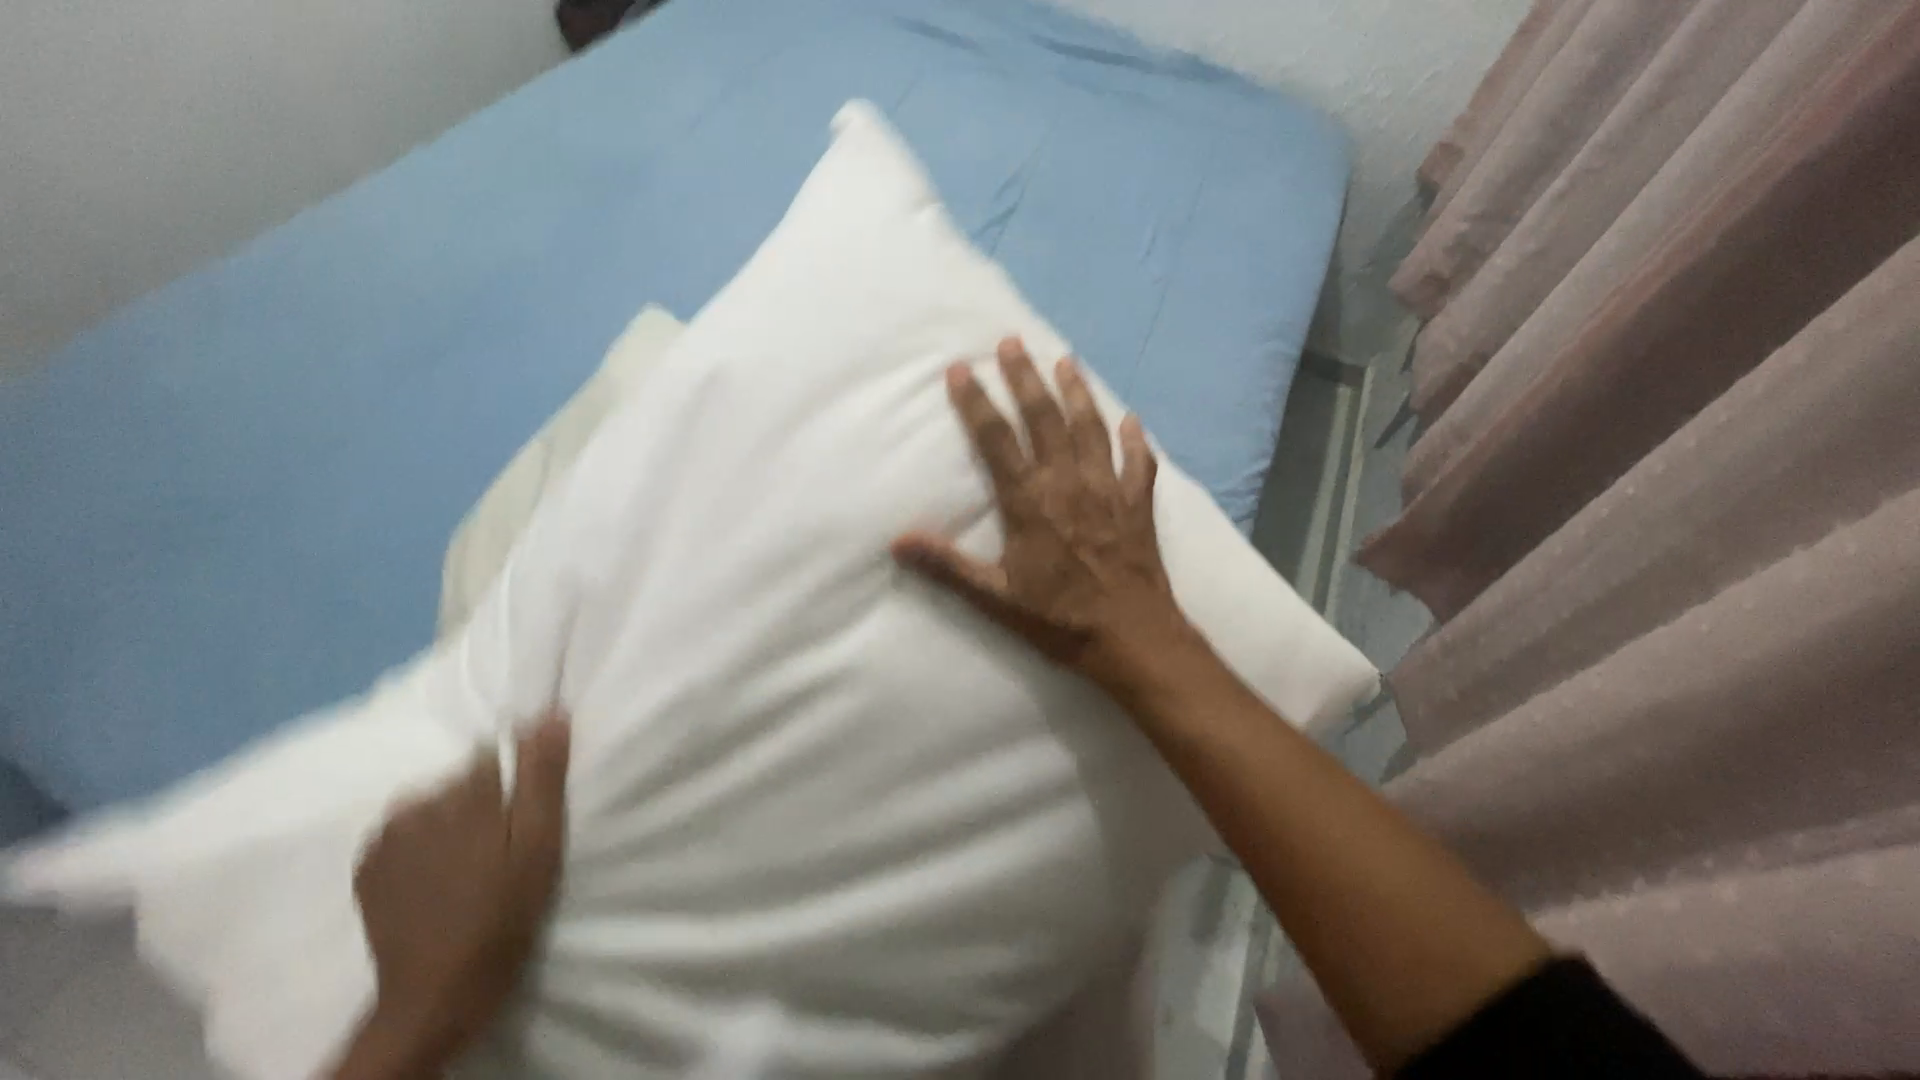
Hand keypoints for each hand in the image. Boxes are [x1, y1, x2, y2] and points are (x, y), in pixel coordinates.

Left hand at [333, 712, 571, 1078]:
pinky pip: (402, 833)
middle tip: (504, 844)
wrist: (436, 993)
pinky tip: (438, 877)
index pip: (495, 750)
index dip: (518, 775)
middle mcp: (418, 801)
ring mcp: (385, 834)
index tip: (527, 808)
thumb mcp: (541, 845)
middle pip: (462, 778)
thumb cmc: (504, 915)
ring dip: (451, 821)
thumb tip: (550, 712)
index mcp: (466, 791)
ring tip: (471, 864)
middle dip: (484, 799)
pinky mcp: (366, 865)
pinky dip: (422, 845)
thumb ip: (542, 776)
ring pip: (431, 804)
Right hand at [892, 337, 1197, 691]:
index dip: (976, 402)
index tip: (960, 368)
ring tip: (1066, 361)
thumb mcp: (995, 598)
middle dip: (1025, 378)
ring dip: (1078, 392)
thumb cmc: (1059, 620)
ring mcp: (1108, 491)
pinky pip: (1138, 463)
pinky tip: (1131, 421)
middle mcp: (1069, 485)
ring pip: (1091, 429)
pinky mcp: (1138, 506)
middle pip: (1044, 419)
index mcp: (1030, 502)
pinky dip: (1135, 440)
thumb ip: (947, 566)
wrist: (1133, 638)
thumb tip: (897, 541)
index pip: (996, 439)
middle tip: (1012, 342)